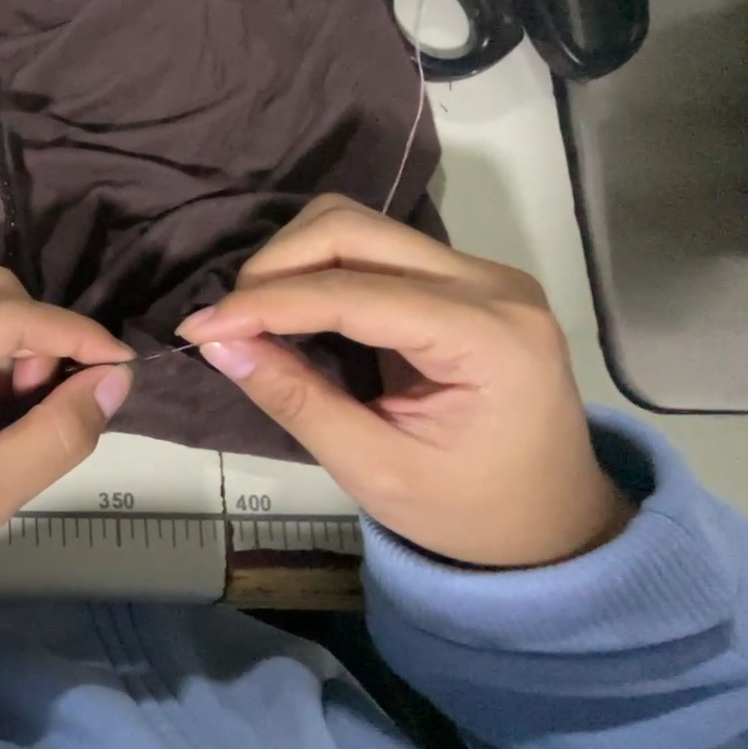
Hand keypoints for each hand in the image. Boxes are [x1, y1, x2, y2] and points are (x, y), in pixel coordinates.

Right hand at [176, 195, 632, 568]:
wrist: (550, 523)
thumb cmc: (466, 509)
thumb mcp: (372, 468)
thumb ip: (294, 399)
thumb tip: (217, 344)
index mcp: (487, 339)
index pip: (349, 294)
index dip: (262, 305)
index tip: (196, 330)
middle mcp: (488, 285)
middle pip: (348, 229)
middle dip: (271, 268)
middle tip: (231, 323)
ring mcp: (474, 273)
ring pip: (350, 225)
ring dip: (287, 261)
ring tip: (257, 316)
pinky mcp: (452, 277)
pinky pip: (362, 245)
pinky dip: (308, 269)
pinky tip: (288, 309)